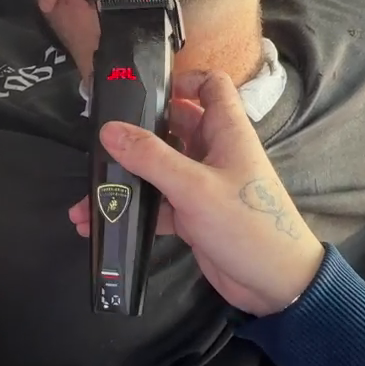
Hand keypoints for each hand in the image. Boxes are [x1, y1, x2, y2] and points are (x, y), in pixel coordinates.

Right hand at [70, 71, 322, 315]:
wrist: (276, 286)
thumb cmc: (246, 224)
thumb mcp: (194, 188)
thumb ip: (150, 158)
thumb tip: (108, 130)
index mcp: (226, 132)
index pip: (210, 86)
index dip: (183, 80)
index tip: (145, 89)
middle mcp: (214, 152)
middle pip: (173, 126)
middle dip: (137, 132)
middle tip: (98, 140)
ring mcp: (202, 184)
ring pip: (159, 168)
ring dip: (127, 178)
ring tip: (89, 191)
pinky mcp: (192, 214)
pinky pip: (157, 203)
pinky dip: (131, 210)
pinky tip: (98, 223)